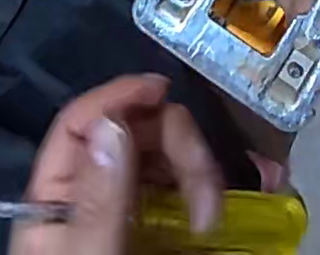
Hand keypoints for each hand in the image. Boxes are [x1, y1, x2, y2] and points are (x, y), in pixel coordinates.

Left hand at [10, 75, 223, 254]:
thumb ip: (99, 207)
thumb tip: (113, 124)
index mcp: (58, 206)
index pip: (77, 127)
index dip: (116, 98)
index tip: (163, 92)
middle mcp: (98, 196)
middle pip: (138, 132)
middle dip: (182, 150)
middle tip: (208, 205)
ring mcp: (139, 210)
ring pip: (174, 153)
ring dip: (209, 165)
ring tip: (228, 212)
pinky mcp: (175, 226)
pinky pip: (201, 182)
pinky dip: (231, 174)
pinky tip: (261, 181)